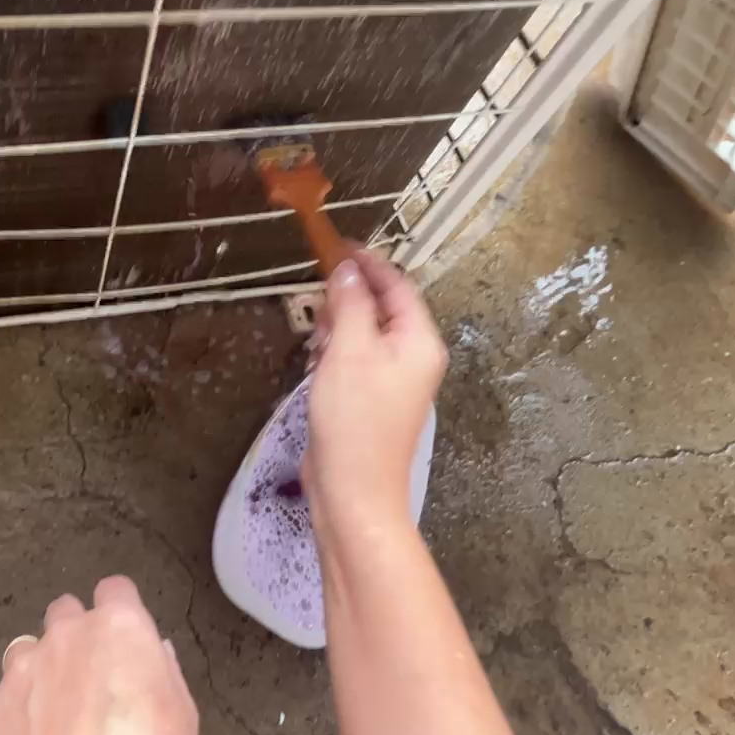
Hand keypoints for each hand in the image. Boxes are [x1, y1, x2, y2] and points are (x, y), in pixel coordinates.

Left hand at [0, 575, 198, 734]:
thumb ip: (162, 670)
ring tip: (55, 713)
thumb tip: (152, 655)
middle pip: (65, 611)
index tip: (122, 634)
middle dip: (74, 635)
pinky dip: (10, 715)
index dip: (119, 609)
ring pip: (25, 649)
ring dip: (39, 670)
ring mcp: (23, 668)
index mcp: (118, 624)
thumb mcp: (181, 713)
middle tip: (88, 676)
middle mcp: (67, 633)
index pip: (115, 589)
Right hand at [304, 250, 447, 528]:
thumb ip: (350, 304)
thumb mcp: (348, 350)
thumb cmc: (354, 417)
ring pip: (362, 333)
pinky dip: (333, 352)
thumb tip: (347, 269)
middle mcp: (412, 357)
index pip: (398, 286)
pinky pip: (353, 358)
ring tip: (317, 338)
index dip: (369, 263)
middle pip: (380, 308)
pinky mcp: (369, 397)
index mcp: (418, 341)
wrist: (353, 490)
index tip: (338, 245)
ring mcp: (391, 380)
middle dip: (348, 299)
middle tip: (318, 297)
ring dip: (337, 327)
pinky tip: (316, 364)